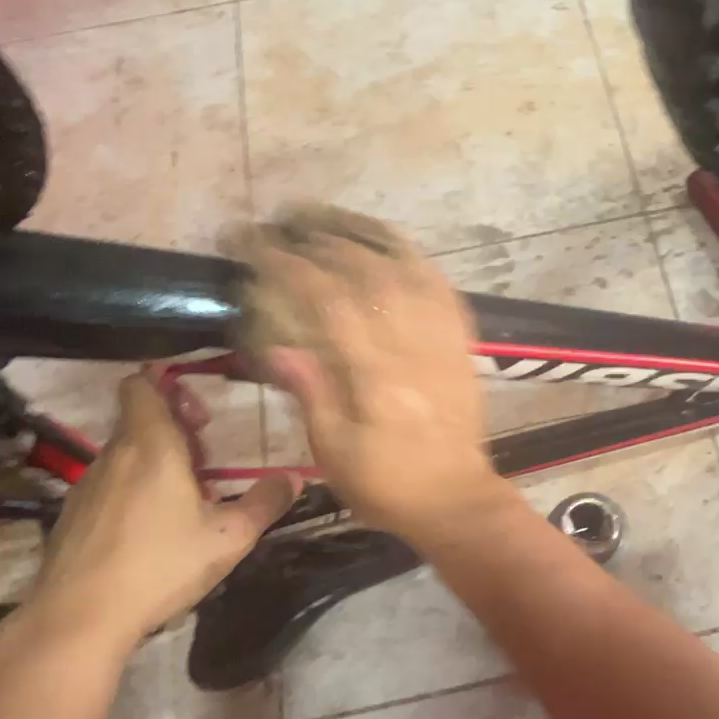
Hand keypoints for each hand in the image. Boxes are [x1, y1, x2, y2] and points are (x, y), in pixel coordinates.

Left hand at [23, 374, 300, 652]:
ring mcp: (87, 485)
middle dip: (174, 429)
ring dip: (154, 461)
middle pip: (139, 420)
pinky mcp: (72, 516)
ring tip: (184, 498)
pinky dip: (132, 490)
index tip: (199, 413)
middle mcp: (114, 455)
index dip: (168, 386)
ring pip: (124, 454)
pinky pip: (109, 484)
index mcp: (151, 446)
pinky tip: (150, 529)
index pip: (142, 386)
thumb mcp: (228, 538)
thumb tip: (293, 479)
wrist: (79, 619)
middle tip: (207, 460)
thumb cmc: (160, 566)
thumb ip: (264, 503)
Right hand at [255, 229, 517, 541]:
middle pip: (369, 273)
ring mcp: (442, 341)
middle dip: (323, 239)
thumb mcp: (334, 451)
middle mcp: (412, 347)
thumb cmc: (387, 484)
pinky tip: (393, 245)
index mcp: (375, 375)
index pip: (328, 300)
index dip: (290, 265)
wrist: (456, 499)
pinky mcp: (461, 345)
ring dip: (368, 237)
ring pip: (409, 271)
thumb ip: (311, 392)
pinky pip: (442, 289)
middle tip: (286, 223)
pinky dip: (416, 260)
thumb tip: (280, 345)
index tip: (257, 244)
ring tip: (332, 218)